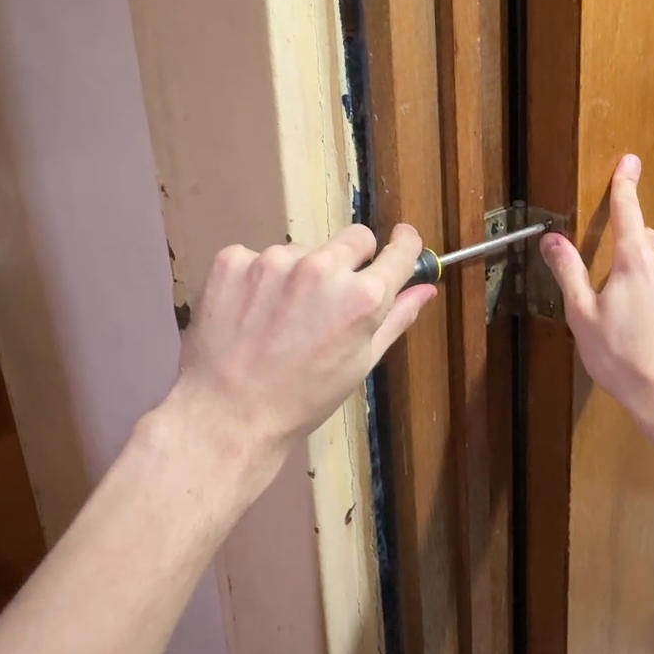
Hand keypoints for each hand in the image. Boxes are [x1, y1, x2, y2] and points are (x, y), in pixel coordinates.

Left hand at [171, 224, 436, 454]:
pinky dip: (257, 278)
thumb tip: (426, 288)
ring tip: (280, 317)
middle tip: (330, 298)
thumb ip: (396, 318)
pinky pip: (258, 256)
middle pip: (355, 238)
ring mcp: (274, 260)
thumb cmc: (302, 399)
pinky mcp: (233, 260)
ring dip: (300, 273)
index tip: (400, 242)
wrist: (227, 416)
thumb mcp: (361, 363)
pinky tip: (250, 312)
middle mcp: (322, 269)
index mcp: (363, 297)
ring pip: (304, 249)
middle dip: (352, 261)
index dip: (404, 244)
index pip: (400, 248)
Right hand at [542, 154, 653, 432]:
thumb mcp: (582, 315)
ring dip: (642, 282)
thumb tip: (552, 239)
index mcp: (634, 260)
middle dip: (623, 260)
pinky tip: (651, 327)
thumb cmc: (624, 357)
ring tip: (628, 322)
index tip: (629, 161)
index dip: (625, 184)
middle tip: (607, 299)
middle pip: (640, 243)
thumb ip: (568, 271)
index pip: (627, 210)